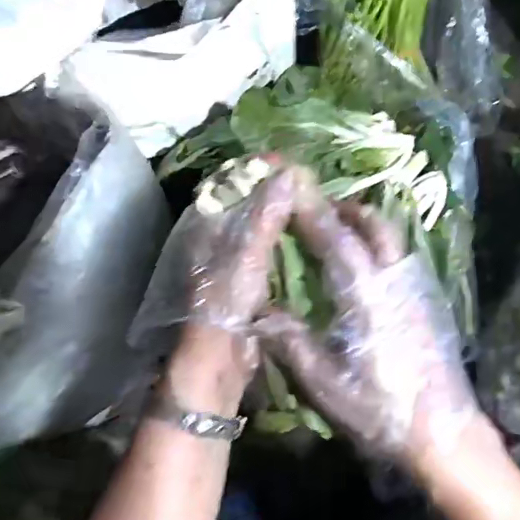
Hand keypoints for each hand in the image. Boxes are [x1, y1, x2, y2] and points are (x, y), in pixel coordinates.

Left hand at [166, 162, 300, 413]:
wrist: (215, 358)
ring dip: (281, 215)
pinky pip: (267, 252)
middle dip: (275, 191)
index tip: (291, 161)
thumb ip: (266, 214)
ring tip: (312, 206)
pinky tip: (305, 241)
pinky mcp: (244, 283)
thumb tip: (289, 172)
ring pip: (258, 228)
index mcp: (207, 226)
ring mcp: (229, 262)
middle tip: (309, 183)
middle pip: (246, 204)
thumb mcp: (247, 253)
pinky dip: (284, 242)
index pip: (232, 184)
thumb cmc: (224, 299)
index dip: (259, 170)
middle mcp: (215, 239)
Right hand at [253, 172, 483, 473]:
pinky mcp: (427, 301)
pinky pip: (397, 255)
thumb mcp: (327, 385)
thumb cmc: (382, 411)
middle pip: (370, 224)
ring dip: (360, 223)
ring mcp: (416, 287)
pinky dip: (375, 243)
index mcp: (366, 295)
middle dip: (340, 208)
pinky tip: (361, 267)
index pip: (334, 238)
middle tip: (310, 208)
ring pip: (389, 236)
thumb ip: (292, 342)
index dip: (309, 208)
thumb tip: (258, 312)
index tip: (288, 181)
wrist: (445, 434)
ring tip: (333, 230)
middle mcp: (394, 280)